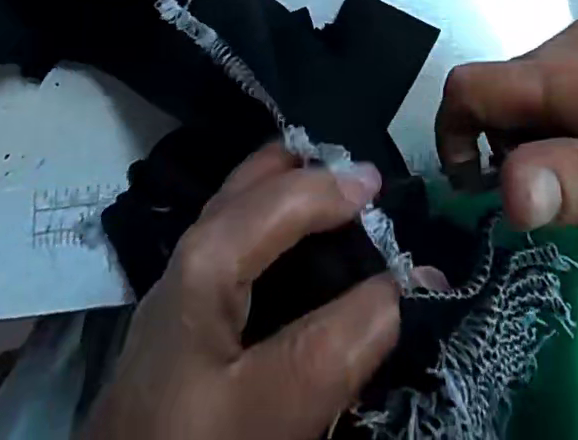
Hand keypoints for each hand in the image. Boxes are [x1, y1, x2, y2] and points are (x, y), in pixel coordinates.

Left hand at [82, 145, 400, 439]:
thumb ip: (329, 352)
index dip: (333, 191)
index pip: (281, 203)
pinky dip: (271, 218)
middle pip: (248, 183)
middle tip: (353, 172)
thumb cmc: (190, 438)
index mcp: (206, 260)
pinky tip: (297, 244)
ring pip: (238, 204)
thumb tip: (391, 291)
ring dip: (285, 187)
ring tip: (333, 191)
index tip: (379, 186)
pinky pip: (236, 235)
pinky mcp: (189, 306)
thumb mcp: (264, 410)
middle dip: (300, 165)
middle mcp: (192, 251)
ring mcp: (186, 277)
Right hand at [436, 17, 577, 252]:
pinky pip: (570, 79)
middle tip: (561, 203)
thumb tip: (501, 191)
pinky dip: (568, 120)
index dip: (452, 136)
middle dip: (503, 145)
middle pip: (499, 88)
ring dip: (538, 135)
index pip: (469, 87)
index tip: (480, 194)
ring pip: (533, 84)